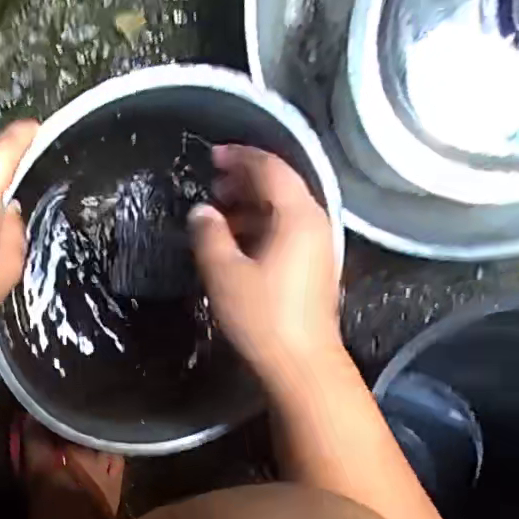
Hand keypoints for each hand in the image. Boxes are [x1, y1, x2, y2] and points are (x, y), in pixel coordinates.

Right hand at [188, 144, 342, 381]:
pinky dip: (259, 226)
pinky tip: (235, 241)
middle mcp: (314, 223)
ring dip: (250, 205)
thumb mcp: (224, 274)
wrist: (300, 362)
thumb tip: (201, 213)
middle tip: (213, 182)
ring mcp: (316, 246)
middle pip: (280, 187)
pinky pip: (284, 231)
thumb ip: (209, 236)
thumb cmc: (261, 316)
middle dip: (245, 180)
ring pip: (282, 211)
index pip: (271, 169)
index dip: (241, 158)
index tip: (213, 155)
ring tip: (218, 212)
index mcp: (297, 216)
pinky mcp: (310, 267)